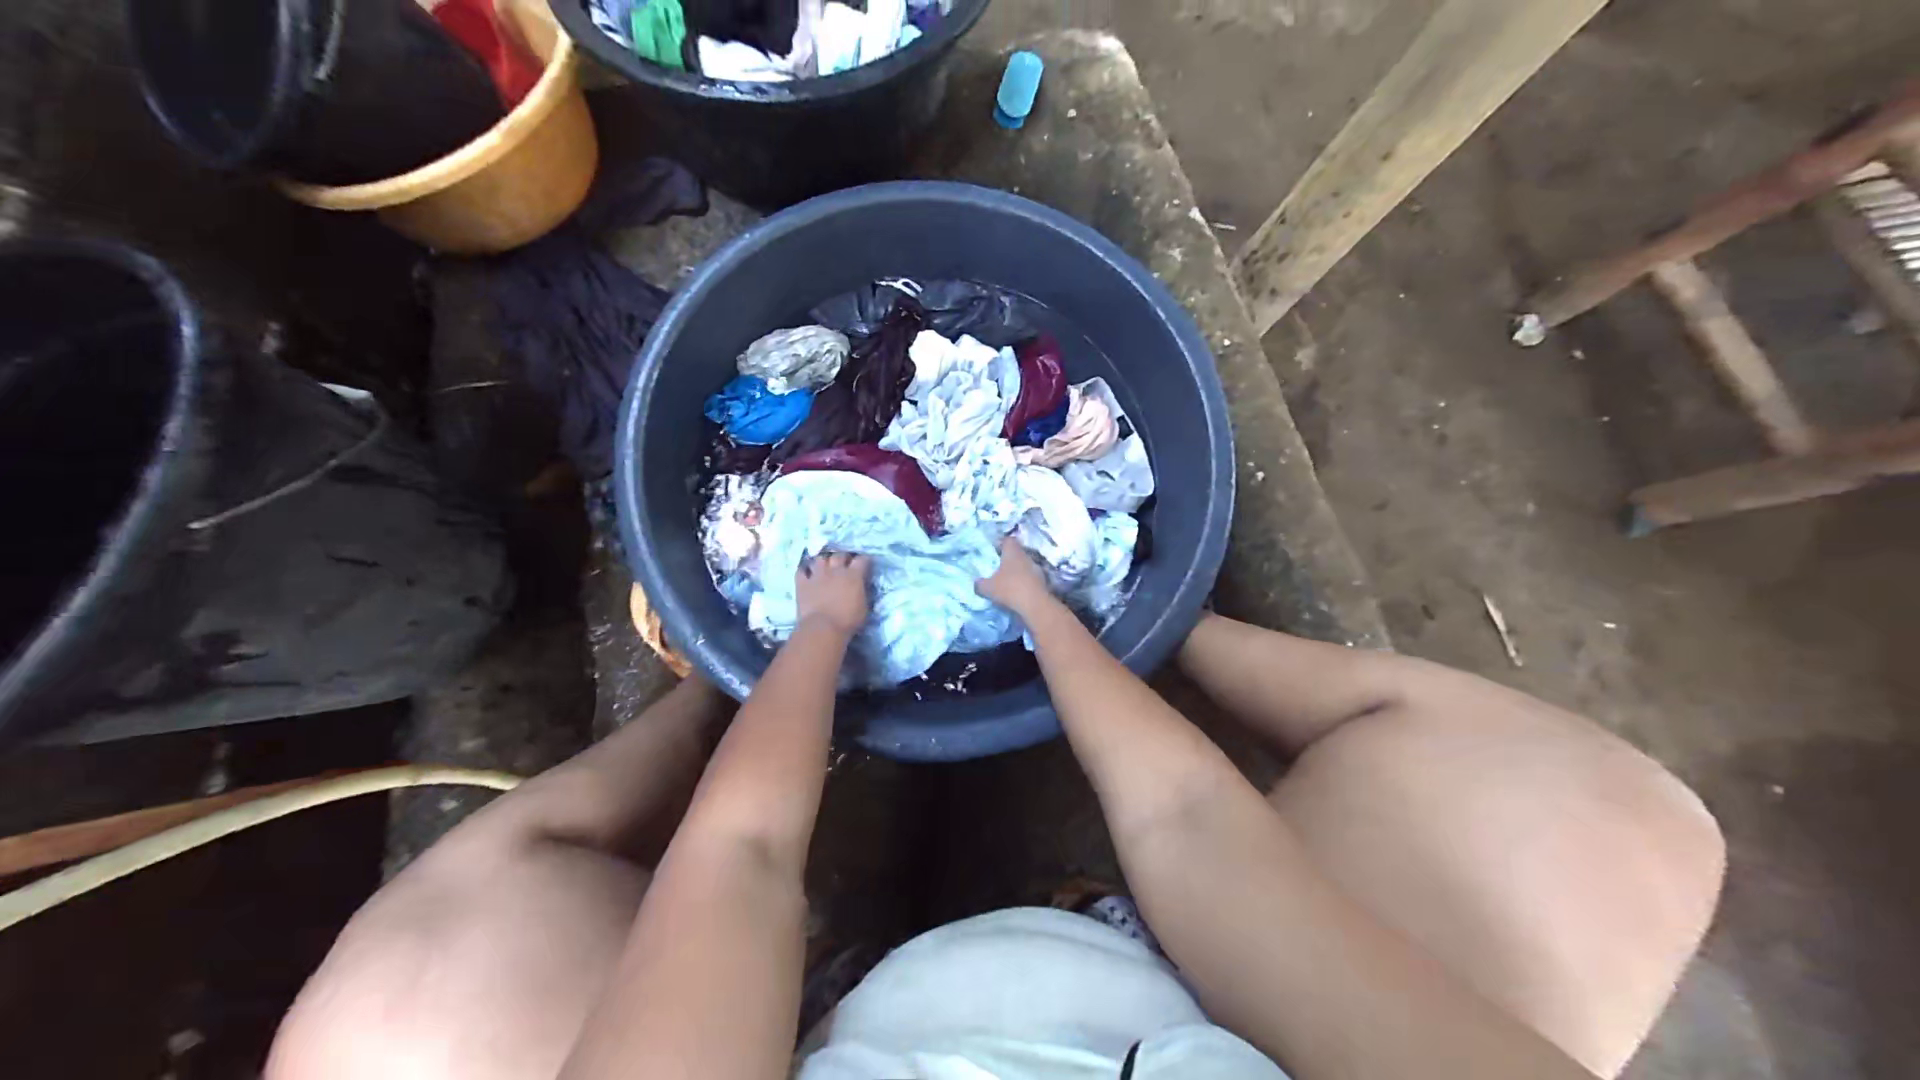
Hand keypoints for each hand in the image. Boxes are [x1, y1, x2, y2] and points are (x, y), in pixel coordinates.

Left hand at [796, 551, 870, 636]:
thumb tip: (860, 587)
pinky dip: (804, 570)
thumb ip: (862, 592)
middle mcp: (835, 570)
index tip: (865, 563)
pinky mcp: (802, 583)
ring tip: (824, 566)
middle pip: (839, 555)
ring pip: (820, 558)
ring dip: (824, 561)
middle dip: (843, 557)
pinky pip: (801, 571)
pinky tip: (807, 573)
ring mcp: (817, 575)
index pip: (862, 560)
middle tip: (844, 563)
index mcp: (853, 576)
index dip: (864, 560)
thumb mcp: (863, 607)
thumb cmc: (848, 621)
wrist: (823, 628)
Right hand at [976, 536, 1054, 616]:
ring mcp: (1037, 568)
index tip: (994, 550)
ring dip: (1019, 571)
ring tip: (1009, 580)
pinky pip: (1031, 577)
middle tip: (999, 567)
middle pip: (1017, 552)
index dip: (1001, 543)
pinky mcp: (1044, 581)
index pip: (1008, 540)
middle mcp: (1026, 556)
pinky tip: (1019, 590)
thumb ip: (980, 584)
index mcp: (1012, 552)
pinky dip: (1026, 581)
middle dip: (1009, 559)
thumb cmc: (1009, 589)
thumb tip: (977, 582)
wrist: (1035, 604)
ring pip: (1025, 565)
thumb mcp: (988, 588)